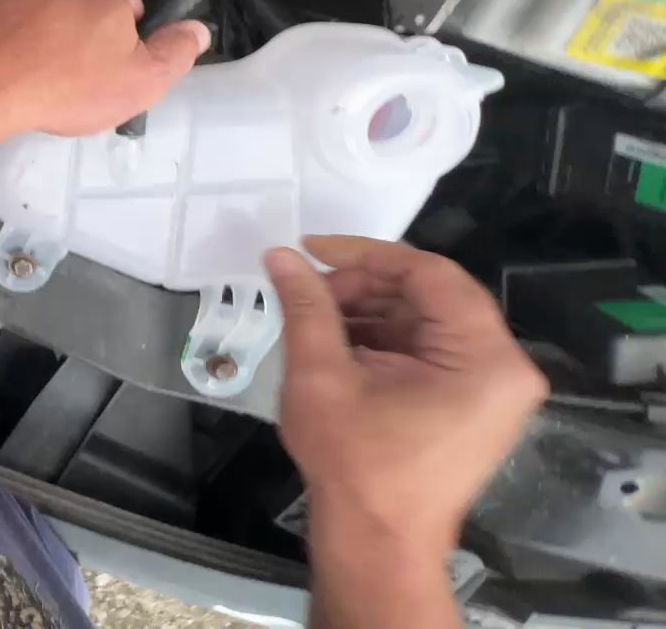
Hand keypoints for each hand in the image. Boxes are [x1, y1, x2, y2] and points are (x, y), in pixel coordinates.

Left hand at [0, 0, 209, 143]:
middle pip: (81, 7)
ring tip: (32, 76)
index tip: (104, 72)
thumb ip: (177, 52)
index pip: (128, 9)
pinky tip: (0, 66)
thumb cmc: (66, 85)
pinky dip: (2, 38)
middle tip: (68, 79)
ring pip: (38, 11)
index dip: (121, 44)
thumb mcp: (142, 81)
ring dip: (39, 36)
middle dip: (79, 37)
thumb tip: (198, 29)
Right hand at [267, 237, 547, 555]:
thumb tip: (280, 255)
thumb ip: (304, 306)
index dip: (366, 254)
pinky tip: (331, 343)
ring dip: (362, 309)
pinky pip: (419, 344)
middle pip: (428, 294)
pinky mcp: (463, 399)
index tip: (308, 249)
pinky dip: (373, 334)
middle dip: (360, 285)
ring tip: (312, 320)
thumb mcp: (319, 372)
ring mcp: (485, 385)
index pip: (431, 275)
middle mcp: (499, 367)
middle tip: (305, 291)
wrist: (377, 532)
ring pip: (420, 317)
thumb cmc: (354, 455)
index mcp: (483, 360)